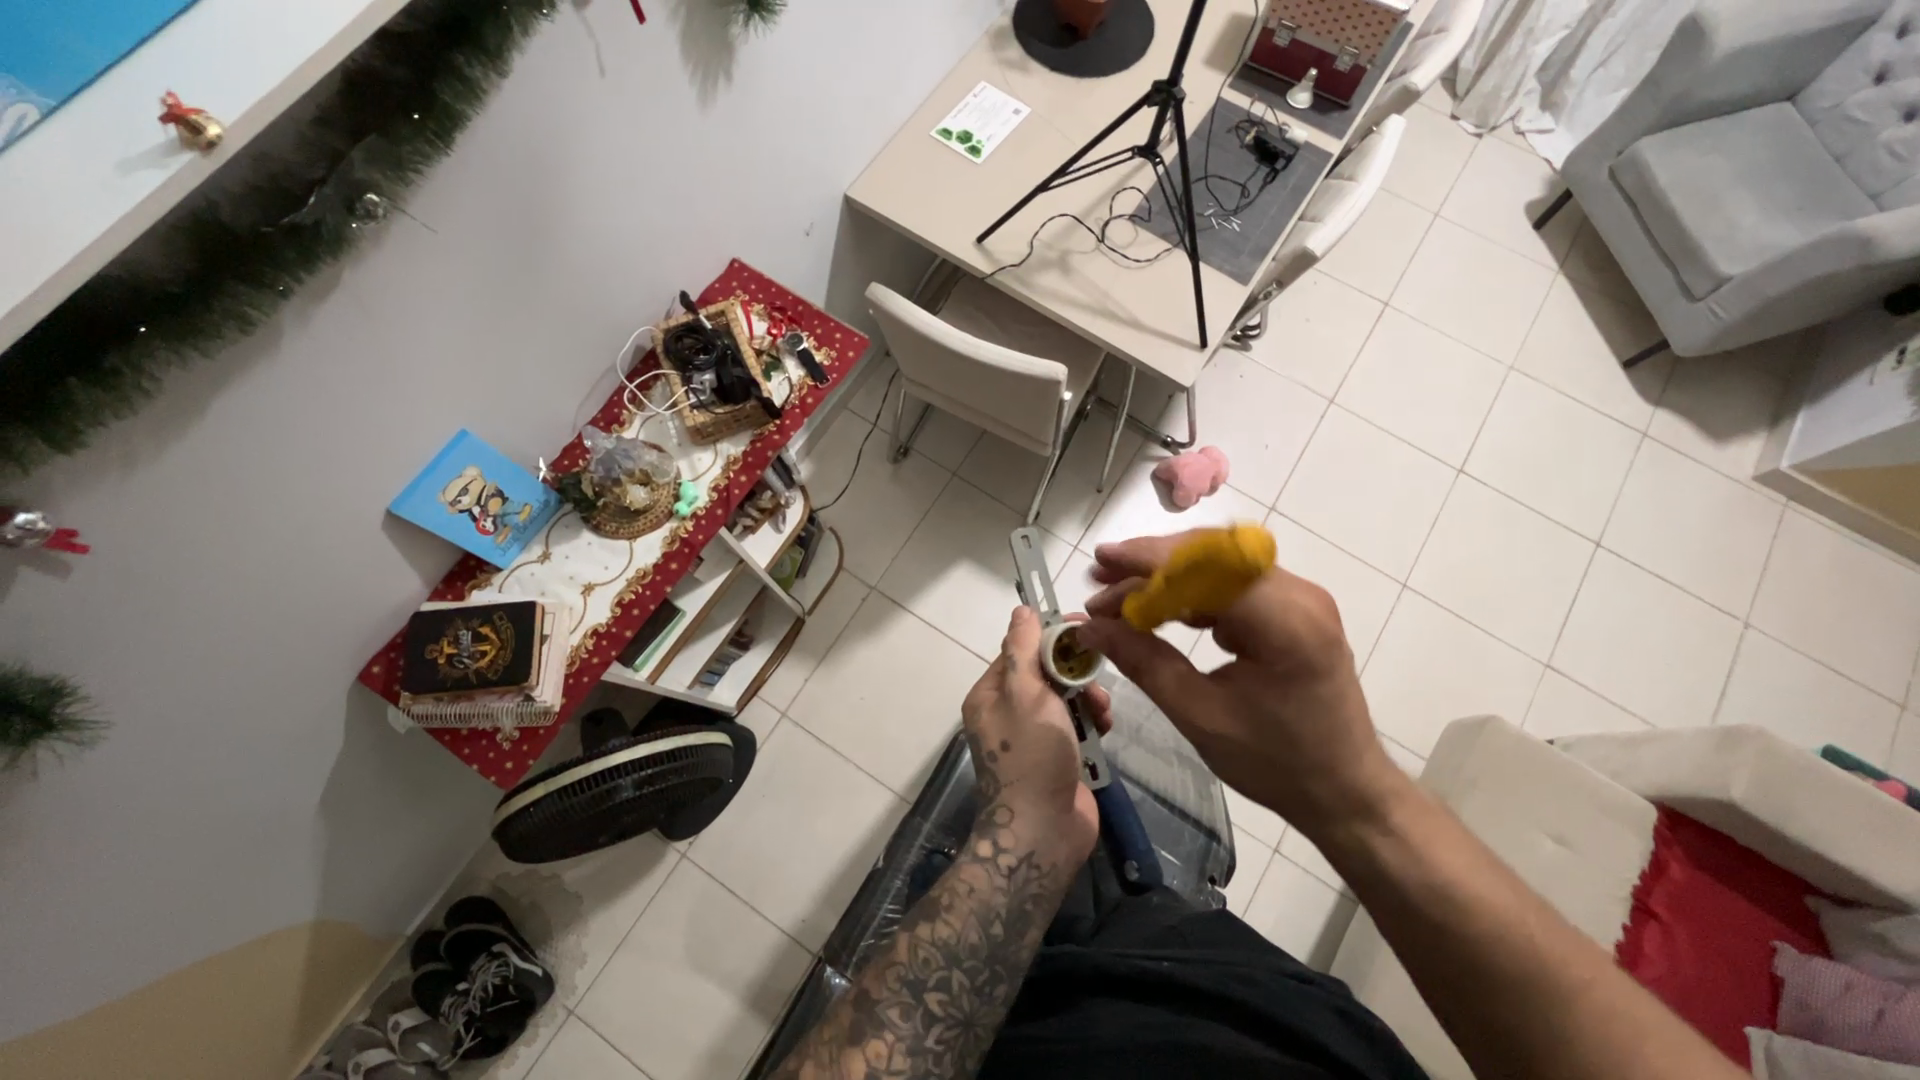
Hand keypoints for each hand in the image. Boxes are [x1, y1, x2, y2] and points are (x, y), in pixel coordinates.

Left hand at [961, 607, 1112, 865]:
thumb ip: (1024, 649)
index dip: (1050, 636)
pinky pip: (1079, 726)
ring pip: (1067, 699)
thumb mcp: (1025, 693)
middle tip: (1096, 673)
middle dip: (1074, 672)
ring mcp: (1035, 738)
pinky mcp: (1060, 758)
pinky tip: (1105, 729)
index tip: (1082, 626)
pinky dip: (1093, 723)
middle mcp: (1008, 714)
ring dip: (1088, 698)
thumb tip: (1022, 610)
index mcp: (990, 696)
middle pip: (1046, 673)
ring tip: (1101, 712)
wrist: (1044, 831)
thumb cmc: (1031, 755)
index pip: (1019, 651)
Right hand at [1074, 532, 1406, 840]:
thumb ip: (1145, 663)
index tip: (1100, 563)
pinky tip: (1158, 610)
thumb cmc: (1277, 763)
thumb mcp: (1201, 716)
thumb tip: (1090, 628)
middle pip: (1212, 558)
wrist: (1345, 791)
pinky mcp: (1294, 612)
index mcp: (1284, 623)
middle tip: (1098, 578)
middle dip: (1150, 565)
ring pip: (1219, 568)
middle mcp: (1299, 596)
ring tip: (1117, 595)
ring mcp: (1300, 600)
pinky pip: (1233, 586)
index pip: (1206, 567)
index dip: (1147, 560)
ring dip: (1166, 578)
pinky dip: (1191, 594)